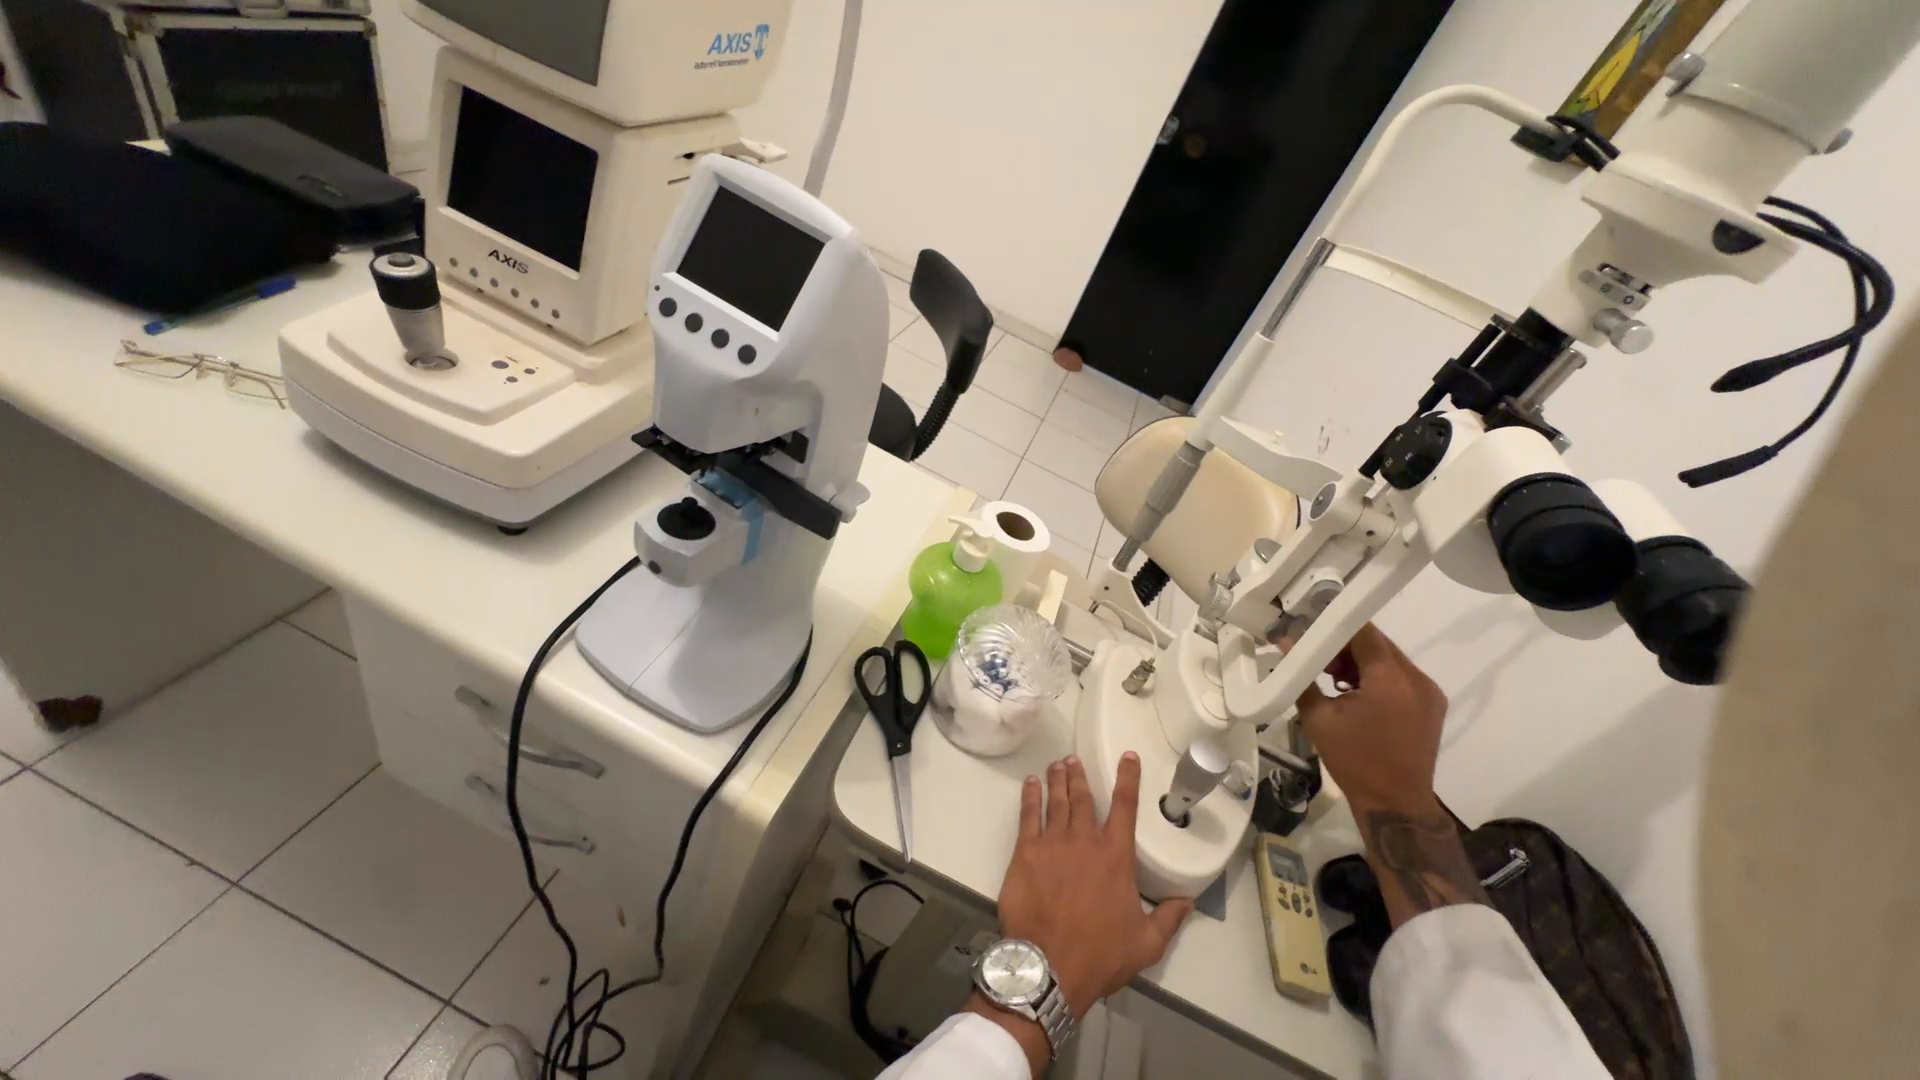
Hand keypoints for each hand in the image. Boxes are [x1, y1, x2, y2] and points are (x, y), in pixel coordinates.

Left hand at [997, 754, 1193, 1018]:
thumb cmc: (1100, 954)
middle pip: (1082, 798)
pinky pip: (1028, 816)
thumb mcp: (1146, 942)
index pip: (1125, 806)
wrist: (1050, 965)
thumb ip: (1168, 918)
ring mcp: (1052, 843)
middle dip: (1079, 775)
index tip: (1128, 756)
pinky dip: (1030, 796)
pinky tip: (1030, 784)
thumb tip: (1188, 902)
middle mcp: (1085, 841)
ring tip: (1057, 764)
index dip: (1128, 778)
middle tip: (1074, 758)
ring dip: (1057, 780)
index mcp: (1116, 855)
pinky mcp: (1026, 853)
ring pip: (1056, 802)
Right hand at [1296, 623, 1446, 816]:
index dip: (1336, 625)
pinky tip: (1358, 694)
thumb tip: (1286, 645)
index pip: (1364, 632)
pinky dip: (1378, 676)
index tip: (1311, 629)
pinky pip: (1401, 676)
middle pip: (1379, 643)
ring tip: (1335, 680)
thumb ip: (1303, 676)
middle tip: (1318, 660)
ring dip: (1362, 661)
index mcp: (1390, 680)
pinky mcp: (1432, 705)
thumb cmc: (1354, 761)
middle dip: (1346, 645)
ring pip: (1390, 658)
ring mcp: (1429, 692)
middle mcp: (1417, 679)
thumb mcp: (1318, 718)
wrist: (1395, 804)